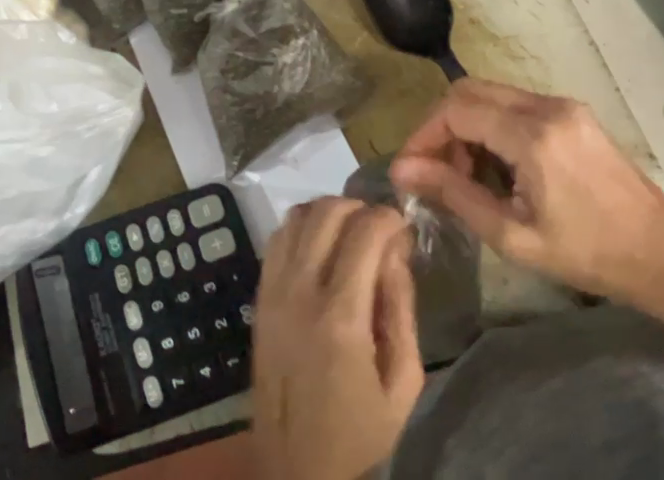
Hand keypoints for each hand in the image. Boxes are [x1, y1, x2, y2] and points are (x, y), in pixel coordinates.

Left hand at [251, 198, 421, 479]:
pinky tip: (321, 248)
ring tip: (352, 234)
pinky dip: (302, 229)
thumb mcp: (403, 381)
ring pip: (297, 217)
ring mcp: (273, 291)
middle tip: (381, 230)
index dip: (390, 218)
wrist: (294, 463)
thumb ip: (401, 309)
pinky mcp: (258, 297)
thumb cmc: (358, 430)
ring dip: (329, 213)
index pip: (364, 232)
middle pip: (327, 213)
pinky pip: (276, 239)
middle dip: (360, 208)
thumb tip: (397, 253)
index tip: (405, 229)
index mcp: (341, 318)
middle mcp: (300, 293)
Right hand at [390, 79, 663, 302]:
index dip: (423, 136)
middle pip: (469, 91)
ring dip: (466, 127)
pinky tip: (497, 169)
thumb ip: (454, 194)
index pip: (456, 110)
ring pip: (491, 95)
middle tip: (435, 171)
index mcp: (533, 136)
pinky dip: (492, 128)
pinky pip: (515, 106)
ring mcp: (565, 106)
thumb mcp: (512, 235)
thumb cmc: (587, 255)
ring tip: (465, 176)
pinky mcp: (574, 115)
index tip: (411, 171)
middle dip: (441, 127)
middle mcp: (548, 107)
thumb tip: (402, 170)